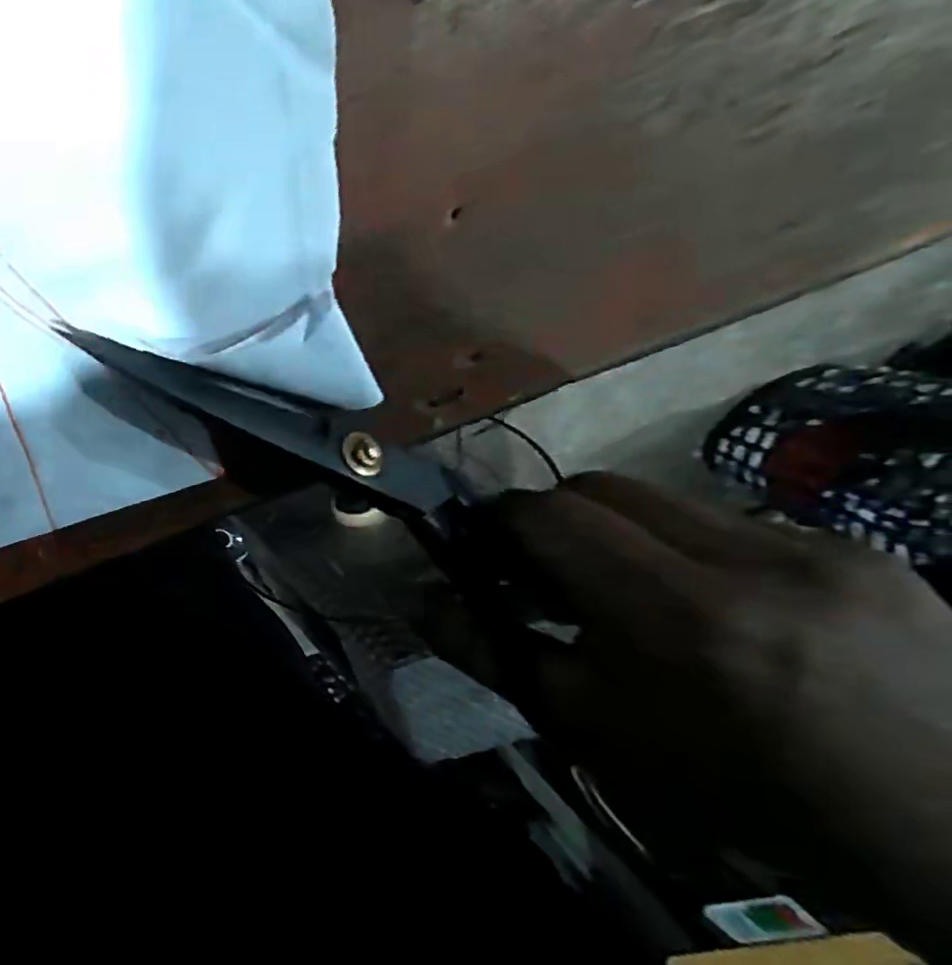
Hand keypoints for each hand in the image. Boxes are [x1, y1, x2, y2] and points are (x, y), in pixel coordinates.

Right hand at [453, 472, 951, 935]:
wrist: (946, 835)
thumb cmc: (739, 785)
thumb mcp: (594, 729)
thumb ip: (493, 653)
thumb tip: (424, 602)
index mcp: (677, 614)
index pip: (553, 513)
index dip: (506, 520)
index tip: (495, 548)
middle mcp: (753, 562)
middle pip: (606, 487)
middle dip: (561, 517)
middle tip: (556, 567)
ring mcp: (823, 551)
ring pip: (670, 501)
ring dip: (633, 535)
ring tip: (647, 594)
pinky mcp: (871, 554)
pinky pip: (740, 524)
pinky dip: (703, 553)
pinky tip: (729, 608)